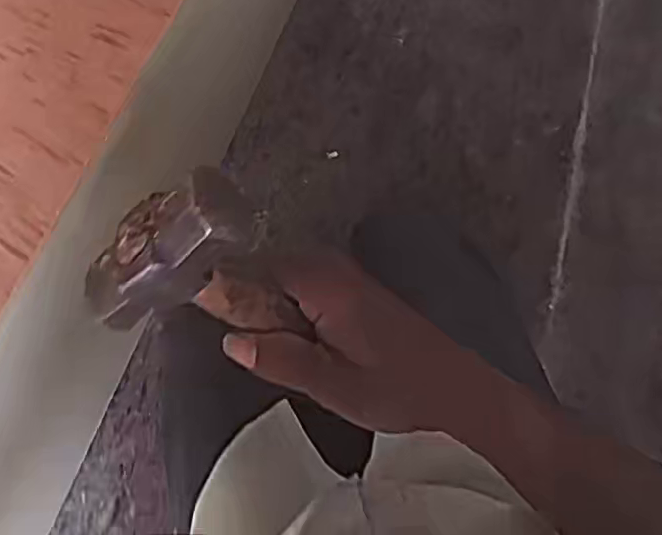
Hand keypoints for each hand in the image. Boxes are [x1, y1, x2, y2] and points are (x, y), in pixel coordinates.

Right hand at [225, 253, 661, 534]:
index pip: (248, 267)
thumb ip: (282, 359)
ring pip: (275, 276)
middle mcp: (324, 264)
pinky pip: (294, 284)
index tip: (192, 302)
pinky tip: (277, 334)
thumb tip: (227, 340)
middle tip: (224, 332)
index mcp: (318, 281)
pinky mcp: (345, 285)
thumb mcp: (339, 387)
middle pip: (258, 267)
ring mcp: (336, 271)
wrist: (469, 397)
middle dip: (237, 295)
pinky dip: (278, 303)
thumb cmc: (404, 392)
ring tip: (245, 336)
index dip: (219, 285)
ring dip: (257, 302)